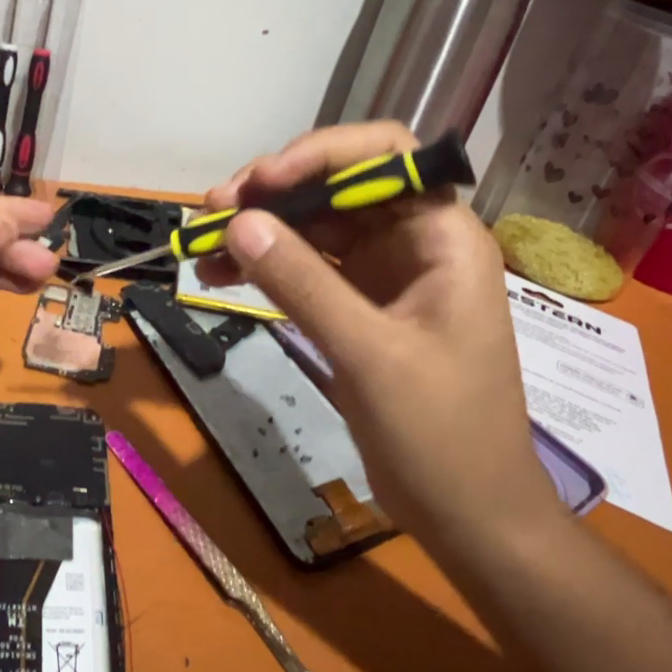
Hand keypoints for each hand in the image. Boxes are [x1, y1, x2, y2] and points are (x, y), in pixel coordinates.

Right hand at [199, 122, 559, 546]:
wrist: (471, 517)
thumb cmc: (442, 434)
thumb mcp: (369, 354)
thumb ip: (303, 283)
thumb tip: (238, 222)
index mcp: (441, 235)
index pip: (384, 155)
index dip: (320, 154)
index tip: (262, 181)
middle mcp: (414, 241)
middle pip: (338, 186)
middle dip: (274, 193)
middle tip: (212, 210)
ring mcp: (384, 274)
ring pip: (314, 226)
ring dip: (260, 229)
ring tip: (200, 242)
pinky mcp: (359, 307)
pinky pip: (305, 268)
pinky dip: (264, 266)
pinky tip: (218, 274)